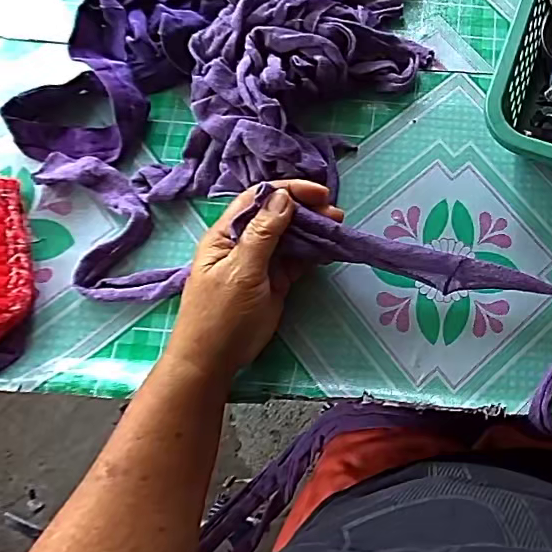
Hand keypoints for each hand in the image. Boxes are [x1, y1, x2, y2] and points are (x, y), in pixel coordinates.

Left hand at [164, 180, 343, 377]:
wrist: (213, 361)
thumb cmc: (219, 316)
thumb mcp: (241, 271)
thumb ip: (262, 234)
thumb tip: (282, 196)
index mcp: (227, 234)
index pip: (259, 198)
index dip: (289, 190)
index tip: (320, 193)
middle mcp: (245, 242)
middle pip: (279, 214)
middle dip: (307, 209)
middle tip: (335, 214)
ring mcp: (262, 261)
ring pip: (292, 235)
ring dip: (315, 229)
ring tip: (338, 227)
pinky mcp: (276, 279)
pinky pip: (298, 258)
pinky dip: (315, 251)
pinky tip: (330, 249)